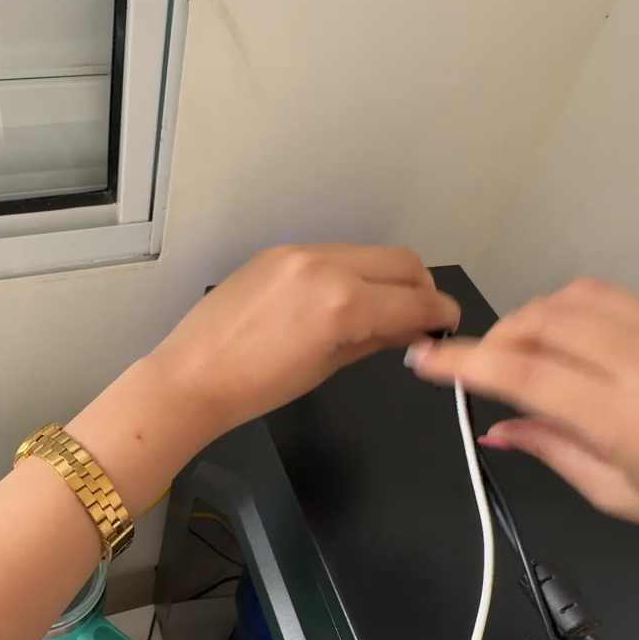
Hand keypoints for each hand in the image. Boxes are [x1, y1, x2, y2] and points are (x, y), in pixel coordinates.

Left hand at [147, 244, 461, 437]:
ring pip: (368, 254)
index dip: (440, 315)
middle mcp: (325, 266)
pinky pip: (331, 254)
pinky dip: (348, 272)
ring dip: (384, 278)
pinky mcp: (278, 252)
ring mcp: (298, 253)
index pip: (416, 300)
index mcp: (342, 303)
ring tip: (377, 311)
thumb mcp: (326, 367)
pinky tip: (338, 300)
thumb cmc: (253, 387)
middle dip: (420, 289)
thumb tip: (411, 329)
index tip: (446, 324)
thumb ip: (376, 339)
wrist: (192, 376)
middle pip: (402, 262)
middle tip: (417, 318)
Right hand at [405, 278, 638, 570]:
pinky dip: (576, 315)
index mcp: (636, 423)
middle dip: (495, 337)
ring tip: (522, 353)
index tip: (426, 361)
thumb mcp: (620, 496)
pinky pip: (618, 300)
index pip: (525, 376)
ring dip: (532, 319)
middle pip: (544, 320)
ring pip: (577, 297)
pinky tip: (574, 348)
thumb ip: (550, 450)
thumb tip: (495, 428)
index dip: (463, 364)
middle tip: (478, 365)